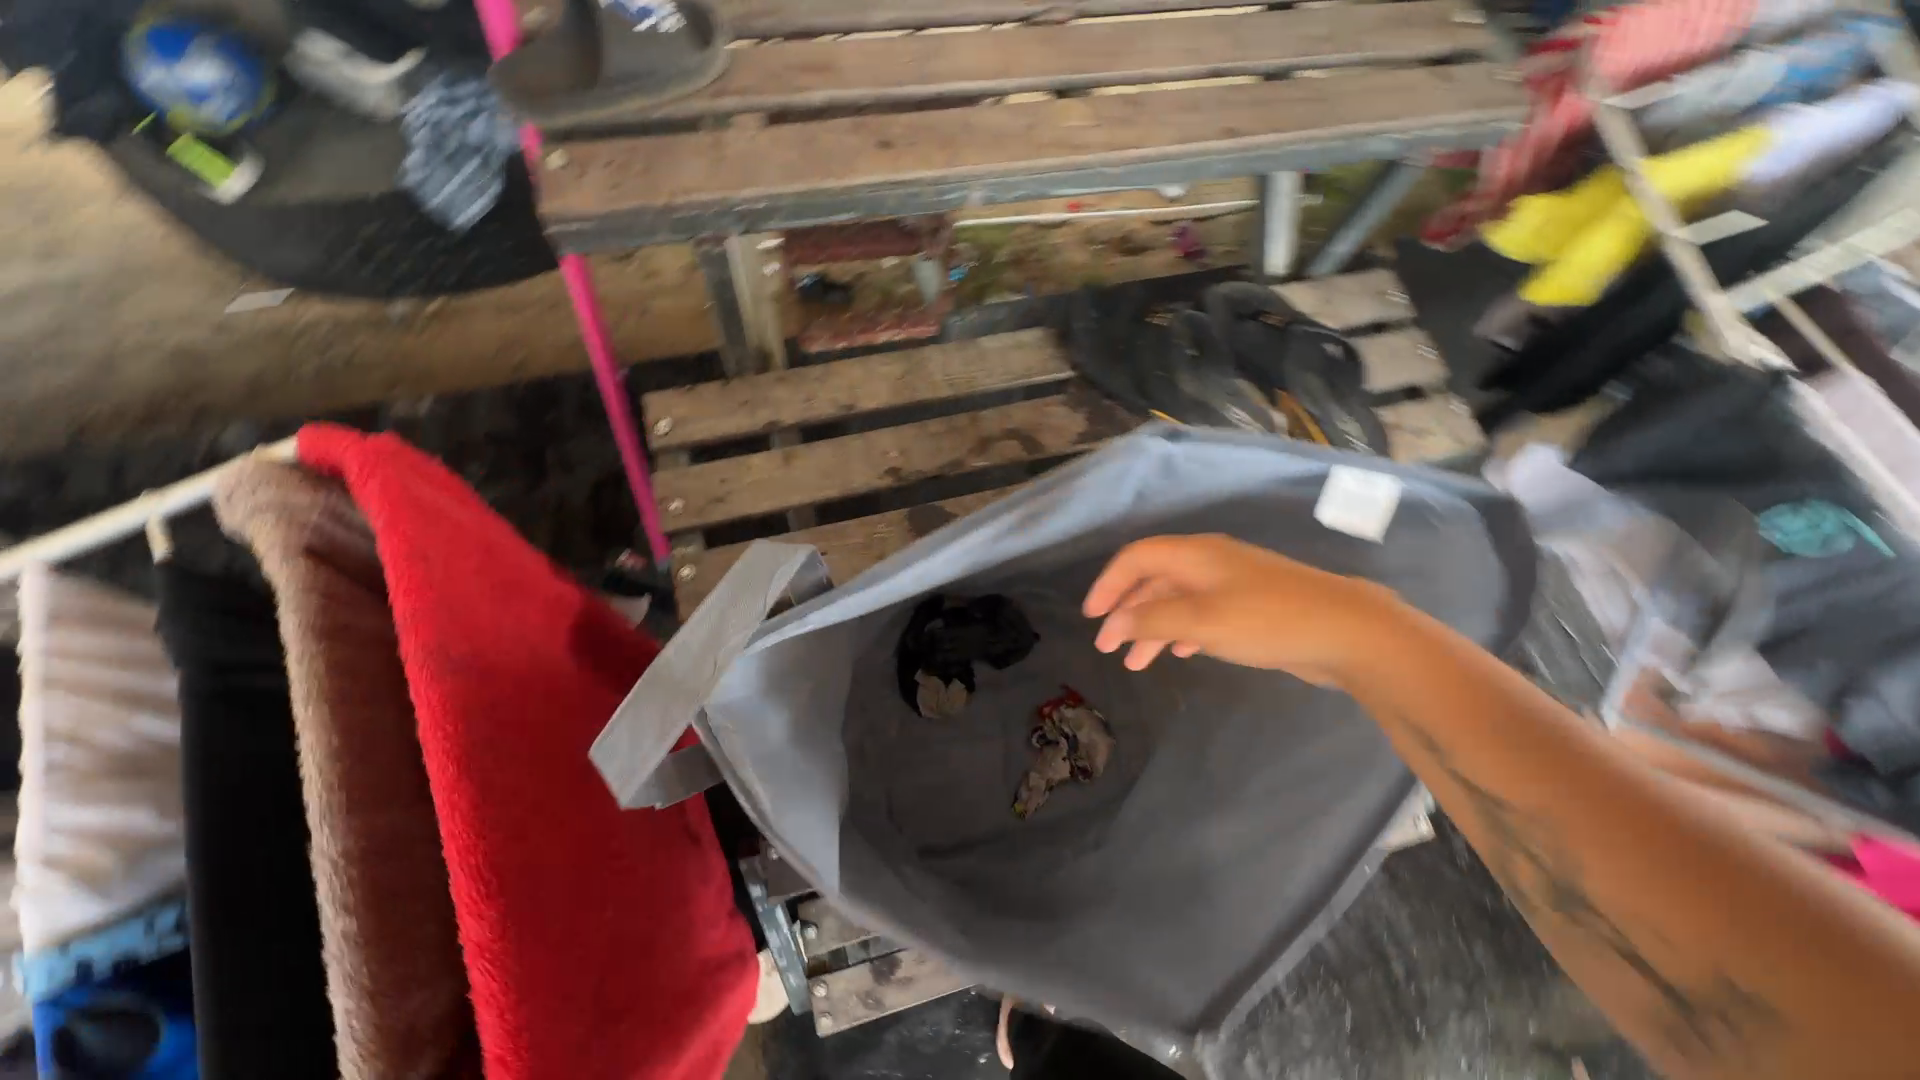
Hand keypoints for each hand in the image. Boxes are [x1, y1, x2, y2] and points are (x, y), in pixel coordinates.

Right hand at [1082, 534, 1399, 683]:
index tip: (1091, 617)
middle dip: (1127, 612)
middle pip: (1154, 580)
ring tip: (1136, 663)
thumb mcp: (1203, 621)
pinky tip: (1179, 653)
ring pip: (1178, 601)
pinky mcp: (1251, 608)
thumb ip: (1154, 621)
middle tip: (1108, 647)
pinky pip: (1202, 615)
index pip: (1137, 557)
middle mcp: (1210, 563)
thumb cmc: (1268, 620)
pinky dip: (1182, 632)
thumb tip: (1116, 621)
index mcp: (1196, 555)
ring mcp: (1233, 585)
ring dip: (1152, 628)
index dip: (1109, 583)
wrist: (1346, 631)